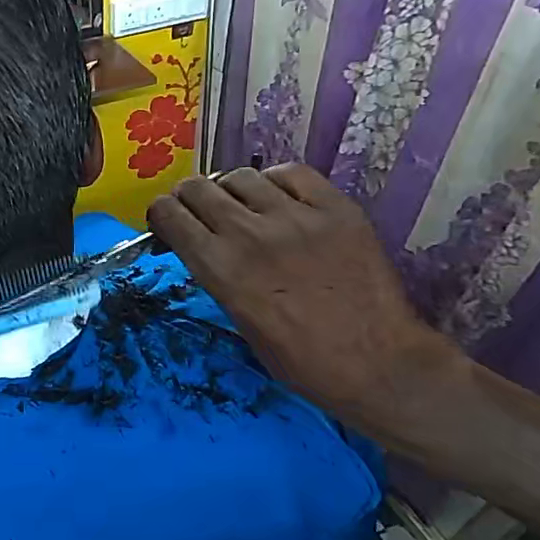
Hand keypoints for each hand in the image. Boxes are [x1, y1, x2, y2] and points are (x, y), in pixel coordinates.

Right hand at [147, 165, 455, 426]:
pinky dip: (277, 182)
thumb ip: (215, 273)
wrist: (378, 365)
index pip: (168, 213)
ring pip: (240, 176)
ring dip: (232, 190)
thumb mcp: (237, 319)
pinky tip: (282, 200)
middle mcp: (248, 233)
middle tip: (200, 212)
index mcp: (218, 267)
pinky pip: (292, 174)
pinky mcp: (336, 209)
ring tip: (245, 207)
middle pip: (197, 187)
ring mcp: (295, 217)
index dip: (161, 214)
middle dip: (189, 198)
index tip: (168, 223)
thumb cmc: (300, 360)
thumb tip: (202, 245)